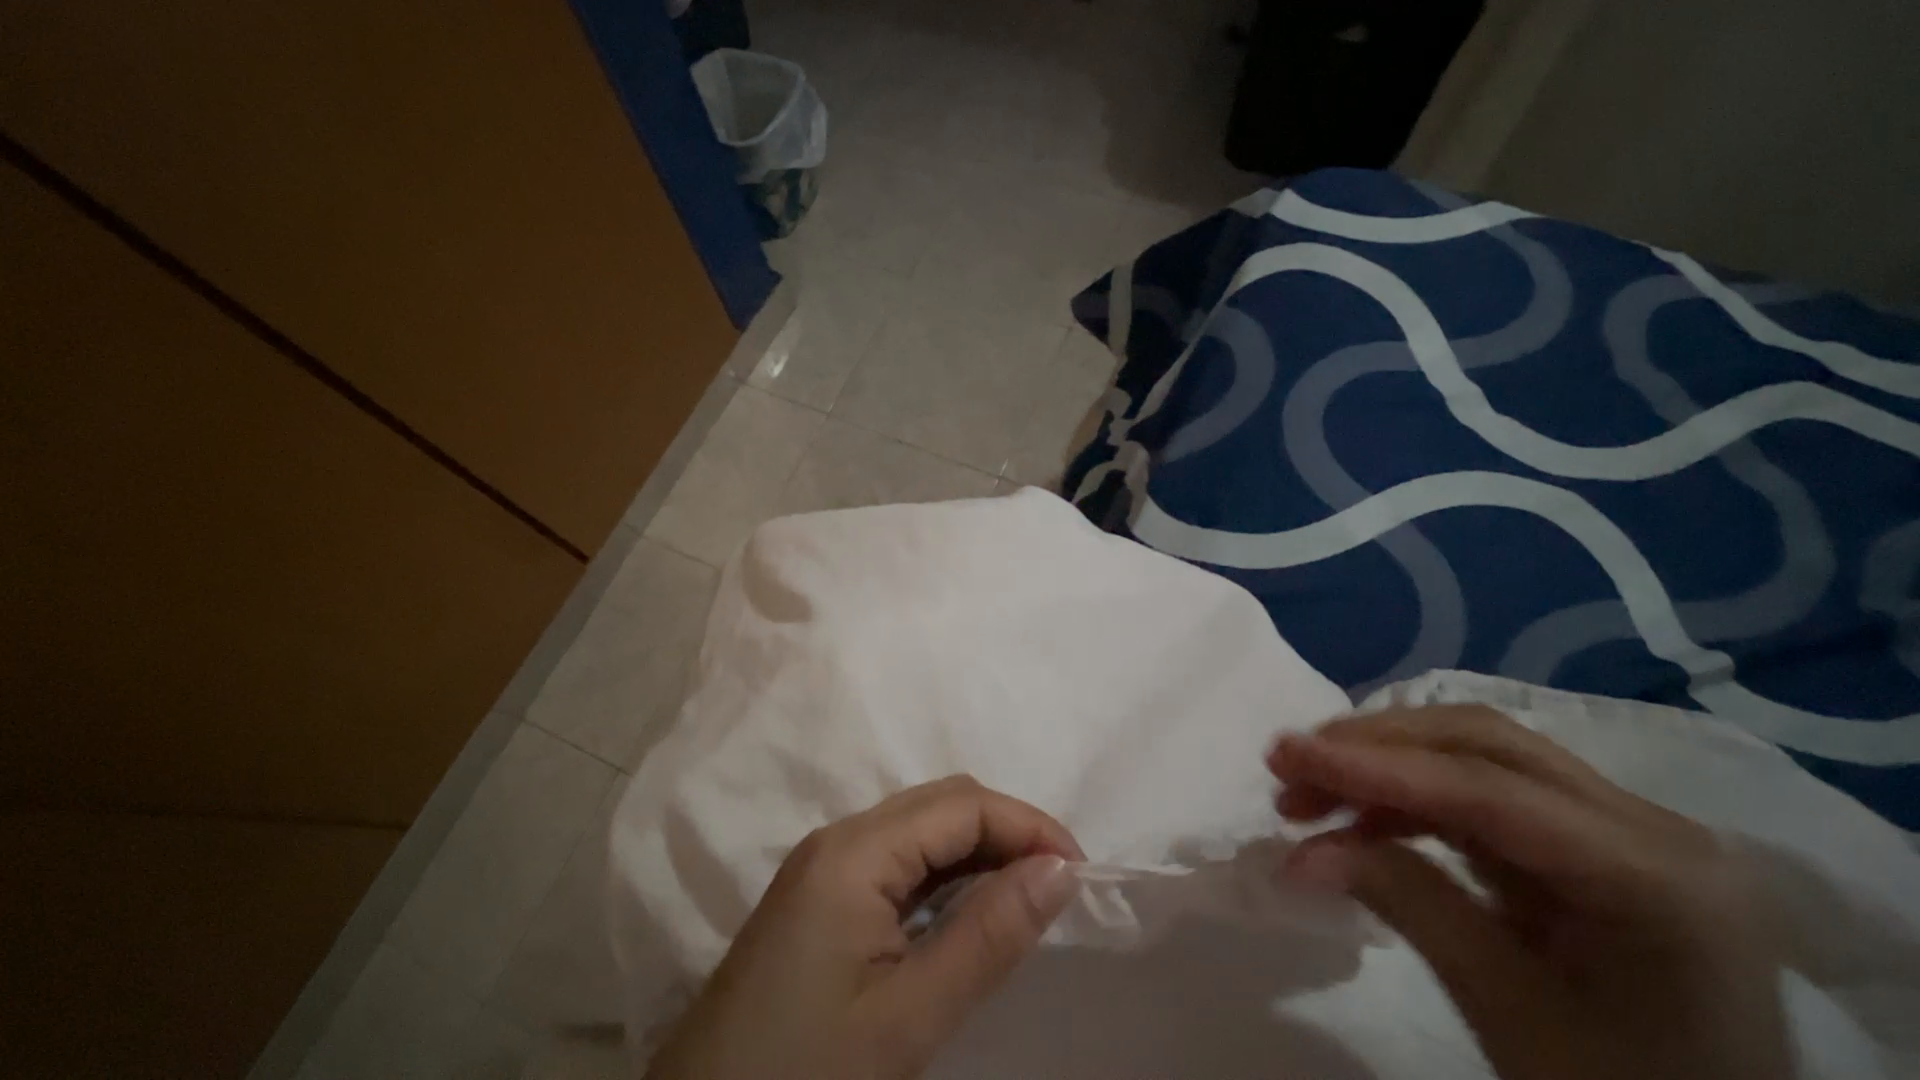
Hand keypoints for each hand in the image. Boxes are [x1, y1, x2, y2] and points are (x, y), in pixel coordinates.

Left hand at [645, 775, 1083, 1079]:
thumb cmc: (809, 1067)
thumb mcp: (910, 1014)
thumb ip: (988, 936)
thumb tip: (1060, 869)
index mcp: (852, 853)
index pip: (961, 804)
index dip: (1028, 826)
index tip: (1080, 876)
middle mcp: (836, 841)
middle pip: (939, 804)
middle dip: (1007, 831)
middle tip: (1058, 888)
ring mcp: (822, 869)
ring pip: (918, 830)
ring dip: (978, 852)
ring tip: (1026, 901)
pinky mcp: (818, 900)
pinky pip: (896, 863)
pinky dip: (944, 876)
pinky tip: (968, 915)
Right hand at [1269, 706, 1794, 1079]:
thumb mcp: (1510, 1012)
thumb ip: (1411, 907)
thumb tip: (1301, 853)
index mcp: (1658, 876)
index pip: (1491, 790)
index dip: (1378, 768)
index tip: (1285, 754)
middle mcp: (1653, 827)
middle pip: (1491, 746)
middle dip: (1379, 749)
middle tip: (1287, 767)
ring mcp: (1629, 830)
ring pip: (1488, 758)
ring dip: (1391, 768)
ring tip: (1309, 800)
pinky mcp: (1597, 844)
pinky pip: (1495, 797)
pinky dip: (1419, 801)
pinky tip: (1366, 823)